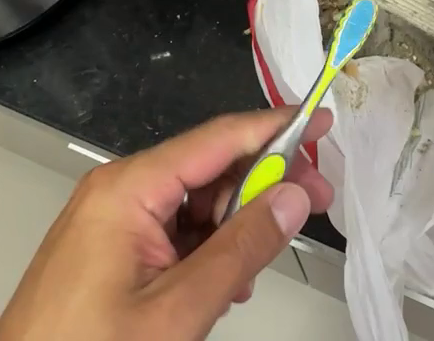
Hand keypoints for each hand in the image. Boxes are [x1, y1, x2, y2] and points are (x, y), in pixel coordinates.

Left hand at [0, 108, 335, 340]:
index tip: (322, 122)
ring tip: (258, 267)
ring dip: (235, 226)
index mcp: (129, 187)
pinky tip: (226, 282)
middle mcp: (120, 190)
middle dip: (263, 184)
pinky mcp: (111, 250)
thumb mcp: (176, 311)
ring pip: (195, 203)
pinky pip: (174, 231)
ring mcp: (113, 220)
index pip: (218, 138)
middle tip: (316, 205)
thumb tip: (293, 197)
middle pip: (210, 168)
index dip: (276, 126)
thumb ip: (240, 249)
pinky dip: (207, 249)